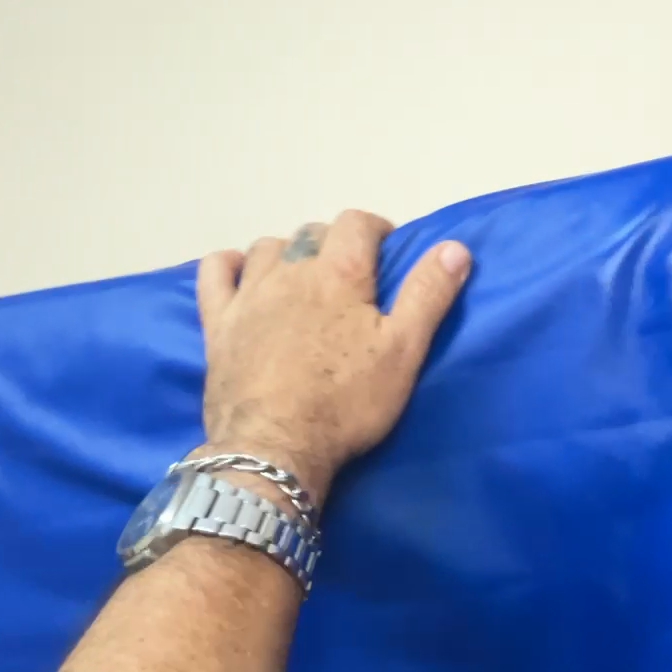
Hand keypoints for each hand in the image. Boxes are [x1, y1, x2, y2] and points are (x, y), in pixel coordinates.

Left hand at [195, 210, 470, 503]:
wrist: (276, 447)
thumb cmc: (347, 404)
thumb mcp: (403, 352)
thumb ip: (428, 296)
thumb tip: (456, 248)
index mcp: (340, 274)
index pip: (357, 224)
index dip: (376, 229)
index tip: (387, 251)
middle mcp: (290, 271)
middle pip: (312, 234)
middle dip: (335, 244)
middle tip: (351, 278)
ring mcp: (249, 295)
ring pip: (267, 249)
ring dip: (288, 253)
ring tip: (303, 280)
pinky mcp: (219, 323)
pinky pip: (216, 272)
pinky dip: (230, 264)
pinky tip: (241, 273)